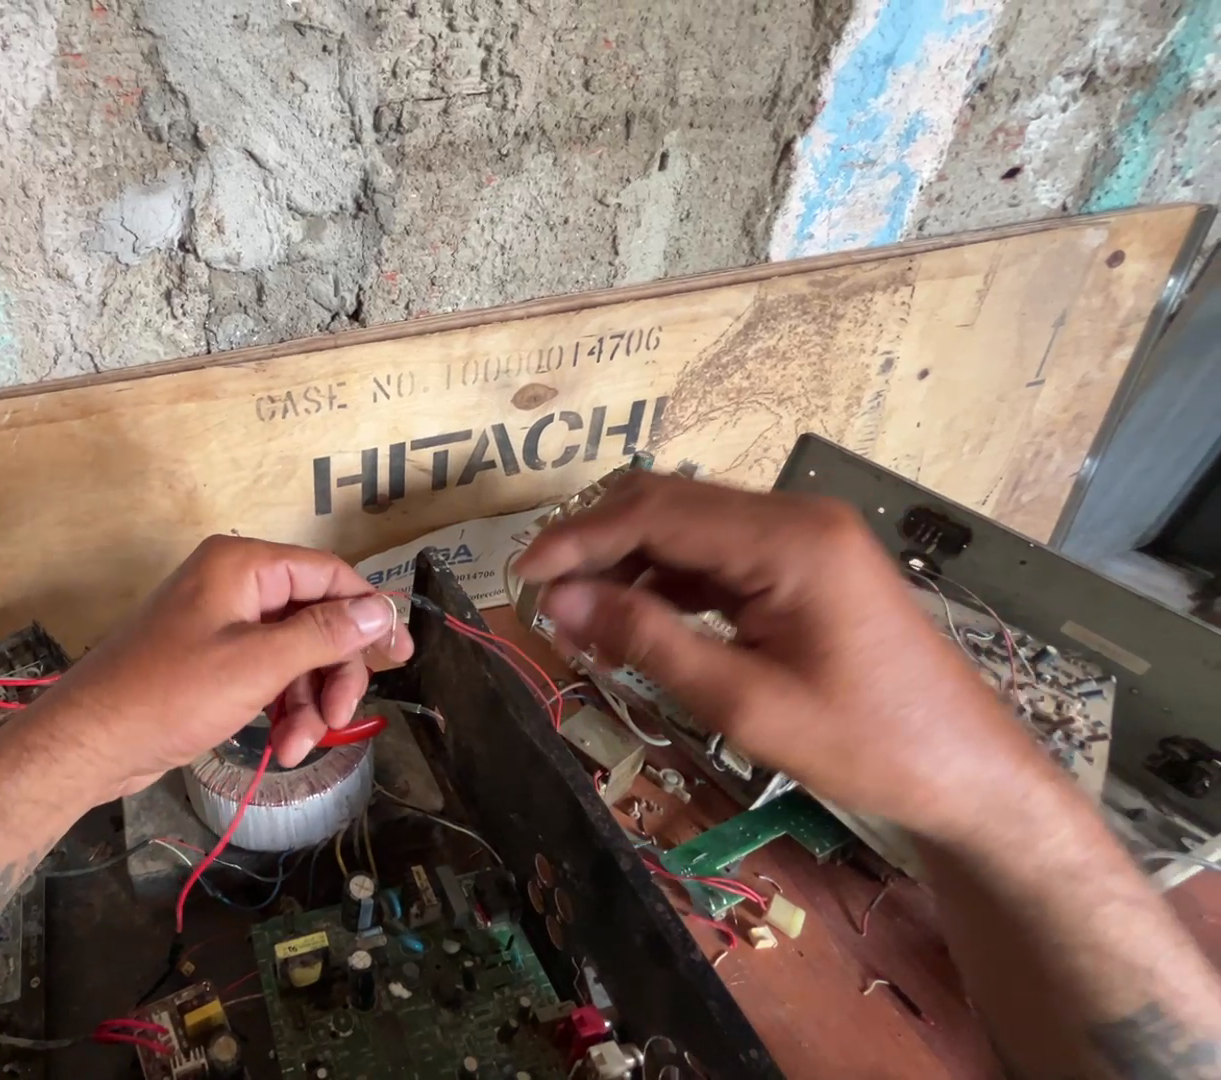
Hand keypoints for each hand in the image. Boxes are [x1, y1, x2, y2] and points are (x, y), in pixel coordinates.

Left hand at [22, 536, 413, 800]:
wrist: (90, 741)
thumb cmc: (172, 693)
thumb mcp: (258, 663)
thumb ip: (324, 634)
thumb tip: (381, 609)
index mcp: (243, 565)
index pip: (327, 574)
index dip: (368, 613)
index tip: (400, 656)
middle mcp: (234, 582)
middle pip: (314, 617)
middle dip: (331, 672)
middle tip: (342, 719)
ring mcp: (221, 620)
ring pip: (293, 651)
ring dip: (307, 700)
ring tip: (299, 747)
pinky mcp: (212, 656)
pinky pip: (266, 670)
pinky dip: (281, 705)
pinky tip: (281, 745)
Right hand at [515, 472, 1053, 842]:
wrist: (973, 778)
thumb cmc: (865, 747)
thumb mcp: (740, 702)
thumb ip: (644, 639)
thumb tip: (557, 600)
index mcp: (788, 540)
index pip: (652, 512)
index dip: (575, 538)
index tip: (520, 574)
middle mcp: (791, 517)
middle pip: (662, 500)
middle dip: (591, 541)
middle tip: (542, 590)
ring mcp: (797, 535)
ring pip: (678, 521)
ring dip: (620, 558)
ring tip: (578, 610)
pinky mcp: (796, 560)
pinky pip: (705, 549)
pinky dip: (657, 575)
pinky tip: (630, 612)